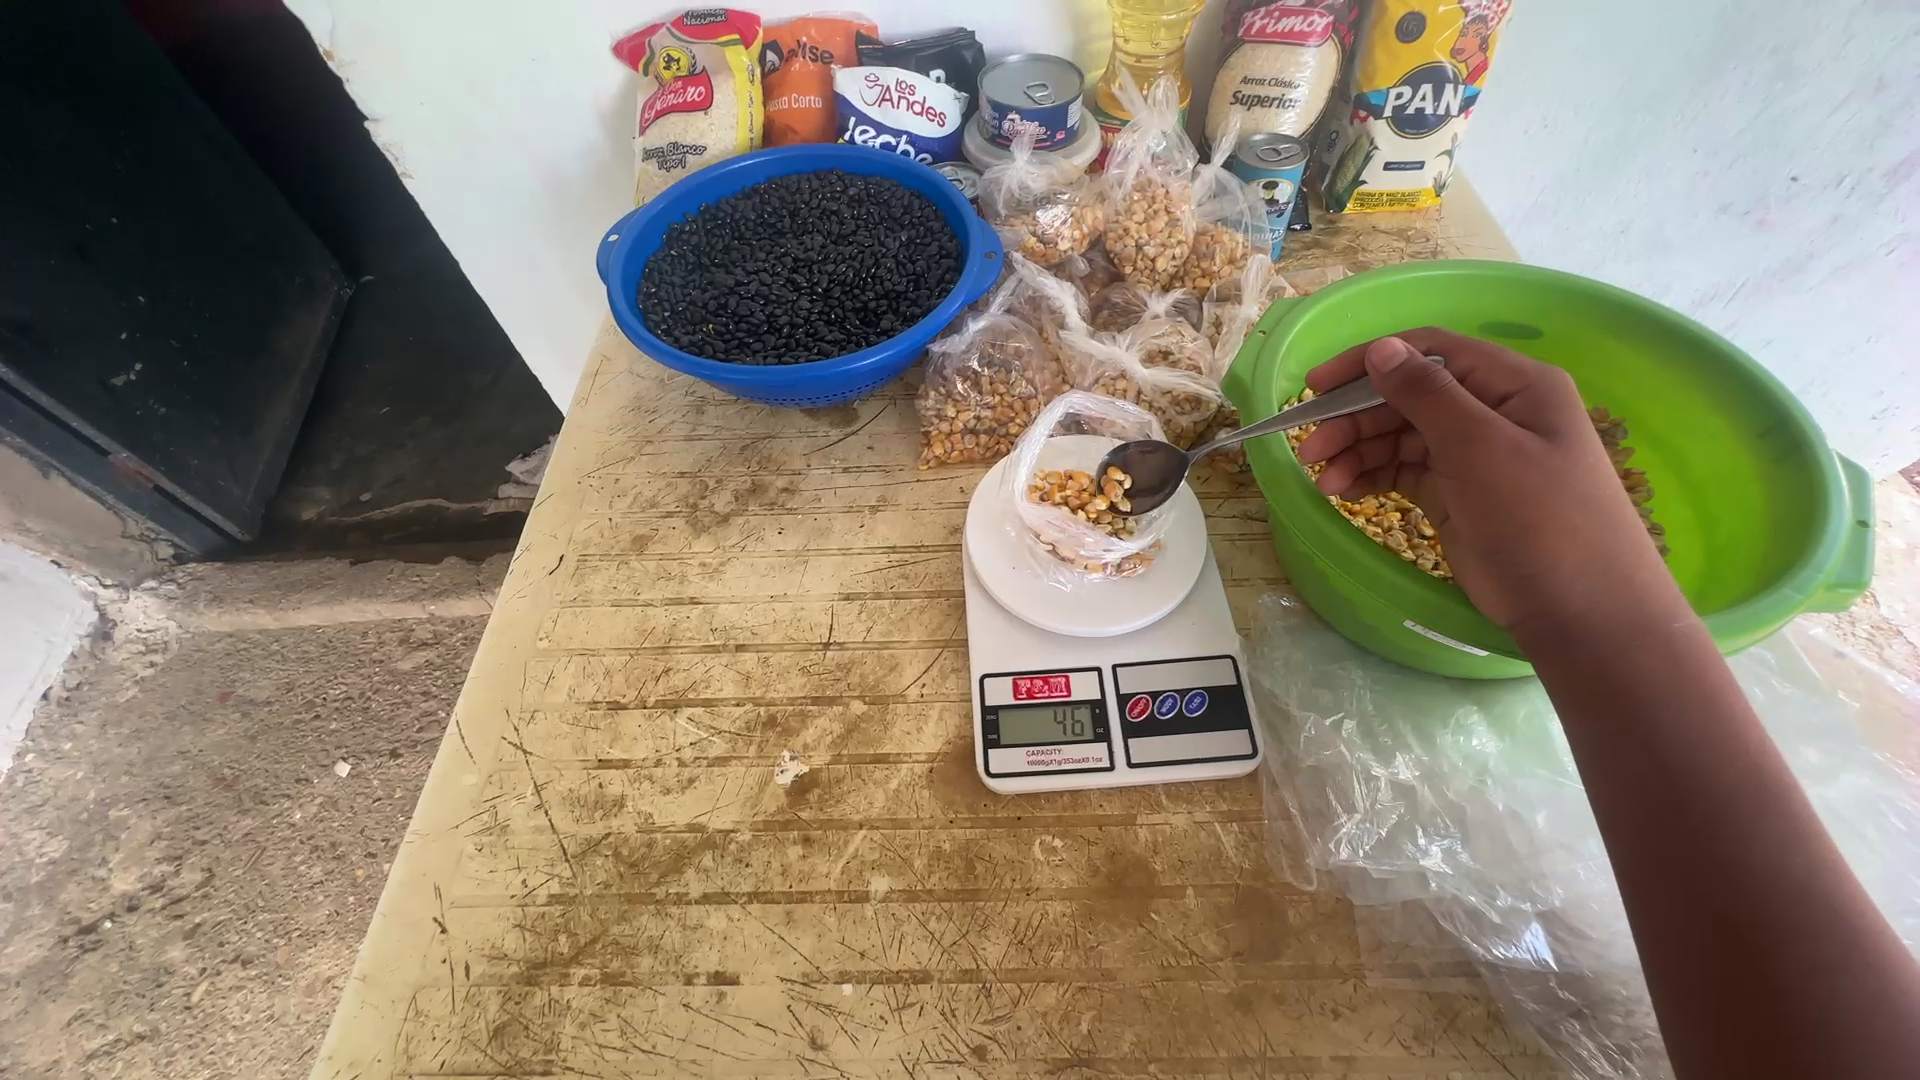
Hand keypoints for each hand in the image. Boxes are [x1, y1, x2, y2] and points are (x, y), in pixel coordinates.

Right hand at [1293, 328, 1680, 634]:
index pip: (1428, 353)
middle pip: (1405, 398)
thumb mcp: (1479, 448)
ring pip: (1397, 436)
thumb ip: (1426, 395)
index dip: (1368, 362)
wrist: (1578, 609)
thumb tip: (1381, 349)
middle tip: (1309, 452)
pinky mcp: (1455, 492)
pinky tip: (1345, 493)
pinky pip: (1402, 470)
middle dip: (1353, 421)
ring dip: (1356, 454)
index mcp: (1511, 385)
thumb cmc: (1539, 518)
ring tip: (1323, 485)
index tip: (1314, 388)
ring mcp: (1472, 454)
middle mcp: (1490, 412)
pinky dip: (1370, 477)